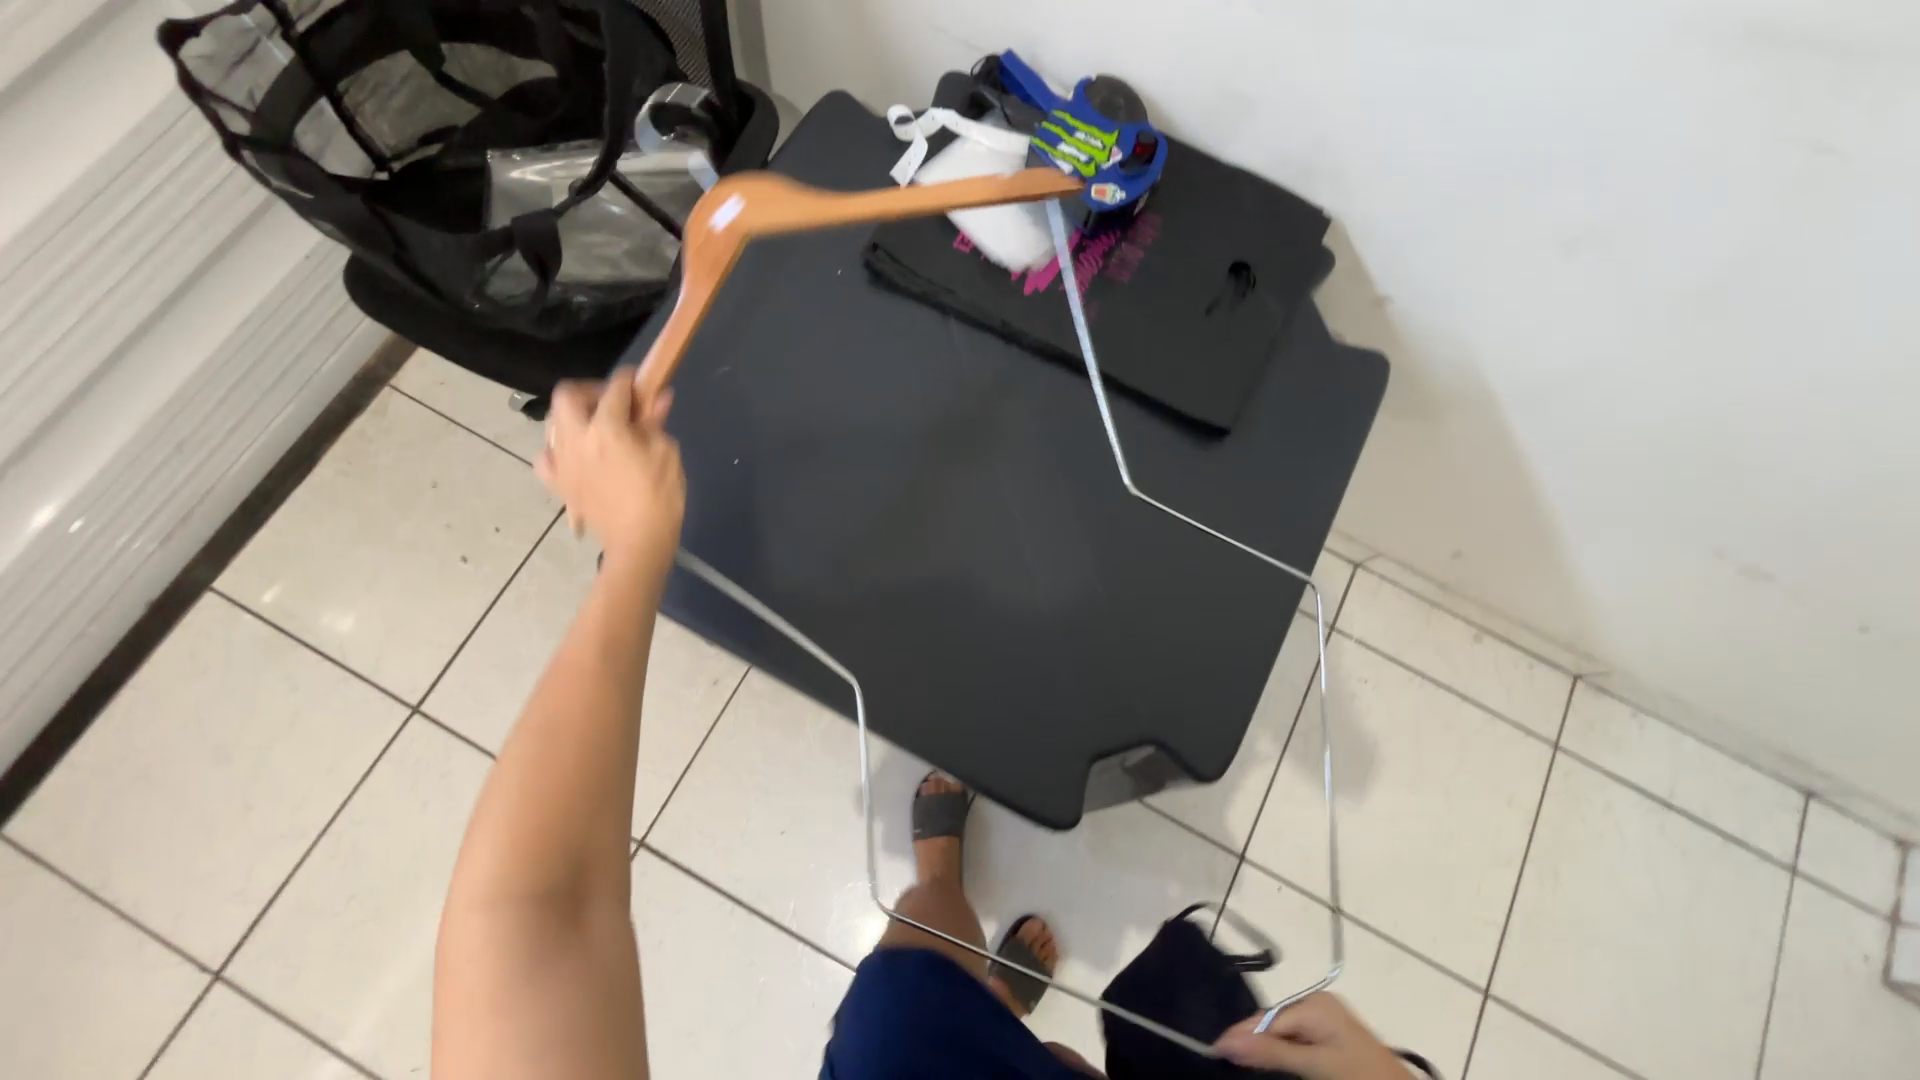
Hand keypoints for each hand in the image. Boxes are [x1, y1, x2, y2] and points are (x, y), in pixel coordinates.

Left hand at [536, 374, 683, 577]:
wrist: (638, 543)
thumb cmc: (660, 498)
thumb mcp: (667, 455)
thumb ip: (655, 423)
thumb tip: (658, 397)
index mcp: (607, 428)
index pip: (615, 388)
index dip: (629, 380)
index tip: (639, 381)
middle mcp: (576, 437)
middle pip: (568, 395)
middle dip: (591, 391)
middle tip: (613, 402)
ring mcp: (561, 461)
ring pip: (554, 422)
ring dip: (574, 416)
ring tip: (596, 428)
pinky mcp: (557, 482)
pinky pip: (547, 456)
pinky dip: (558, 449)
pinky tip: (576, 455)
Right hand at [1213, 994, 1405, 1079]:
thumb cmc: (1360, 1077)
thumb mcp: (1314, 1066)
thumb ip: (1271, 1053)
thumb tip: (1225, 1043)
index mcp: (1315, 1003)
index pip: (1267, 1018)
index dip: (1241, 1035)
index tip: (1215, 1051)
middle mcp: (1318, 1004)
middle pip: (1274, 1024)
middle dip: (1252, 1041)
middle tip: (1224, 1059)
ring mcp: (1325, 1021)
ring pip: (1283, 1034)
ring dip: (1265, 1049)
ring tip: (1238, 1061)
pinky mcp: (1330, 1038)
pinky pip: (1296, 1041)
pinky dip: (1282, 1053)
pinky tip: (1269, 1063)